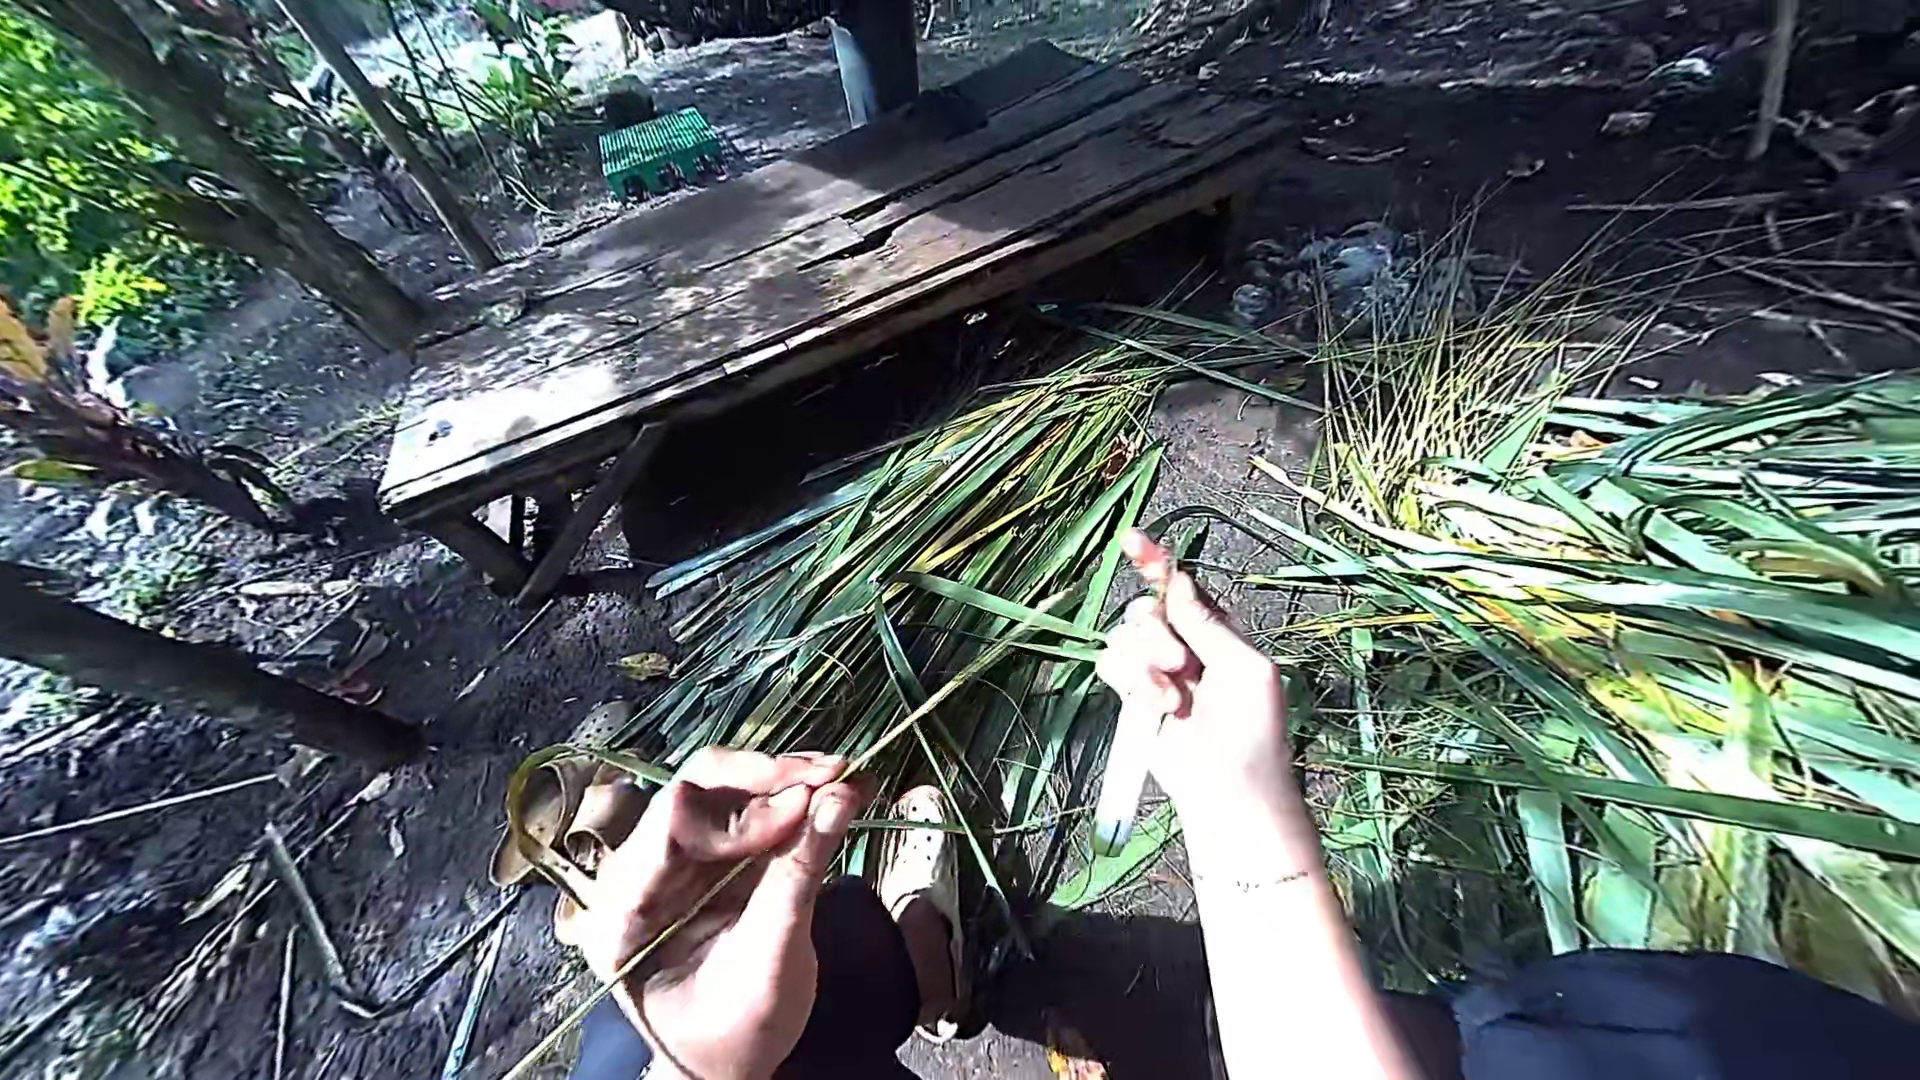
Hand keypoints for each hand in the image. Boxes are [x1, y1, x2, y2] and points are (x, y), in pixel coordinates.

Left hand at [554, 746, 867, 1079]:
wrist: (733, 1061)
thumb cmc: (736, 1035)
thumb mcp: (770, 964)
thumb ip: (799, 875)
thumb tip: (843, 794)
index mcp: (626, 907)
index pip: (674, 820)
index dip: (743, 805)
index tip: (806, 805)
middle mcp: (645, 865)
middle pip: (702, 785)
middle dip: (772, 775)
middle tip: (835, 773)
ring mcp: (682, 851)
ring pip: (733, 781)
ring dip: (792, 776)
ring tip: (846, 777)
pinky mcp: (719, 845)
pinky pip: (756, 800)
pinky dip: (799, 790)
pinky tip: (837, 787)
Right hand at [1095, 530, 1290, 819]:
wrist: (1227, 794)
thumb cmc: (1253, 735)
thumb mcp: (1245, 671)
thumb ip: (1208, 625)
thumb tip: (1179, 580)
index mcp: (1215, 633)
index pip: (1182, 588)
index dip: (1156, 562)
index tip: (1132, 541)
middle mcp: (1182, 645)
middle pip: (1146, 610)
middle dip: (1157, 635)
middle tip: (1179, 665)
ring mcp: (1154, 669)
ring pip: (1124, 637)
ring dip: (1144, 666)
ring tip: (1171, 700)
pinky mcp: (1132, 694)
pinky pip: (1110, 665)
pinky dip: (1128, 682)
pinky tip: (1155, 706)